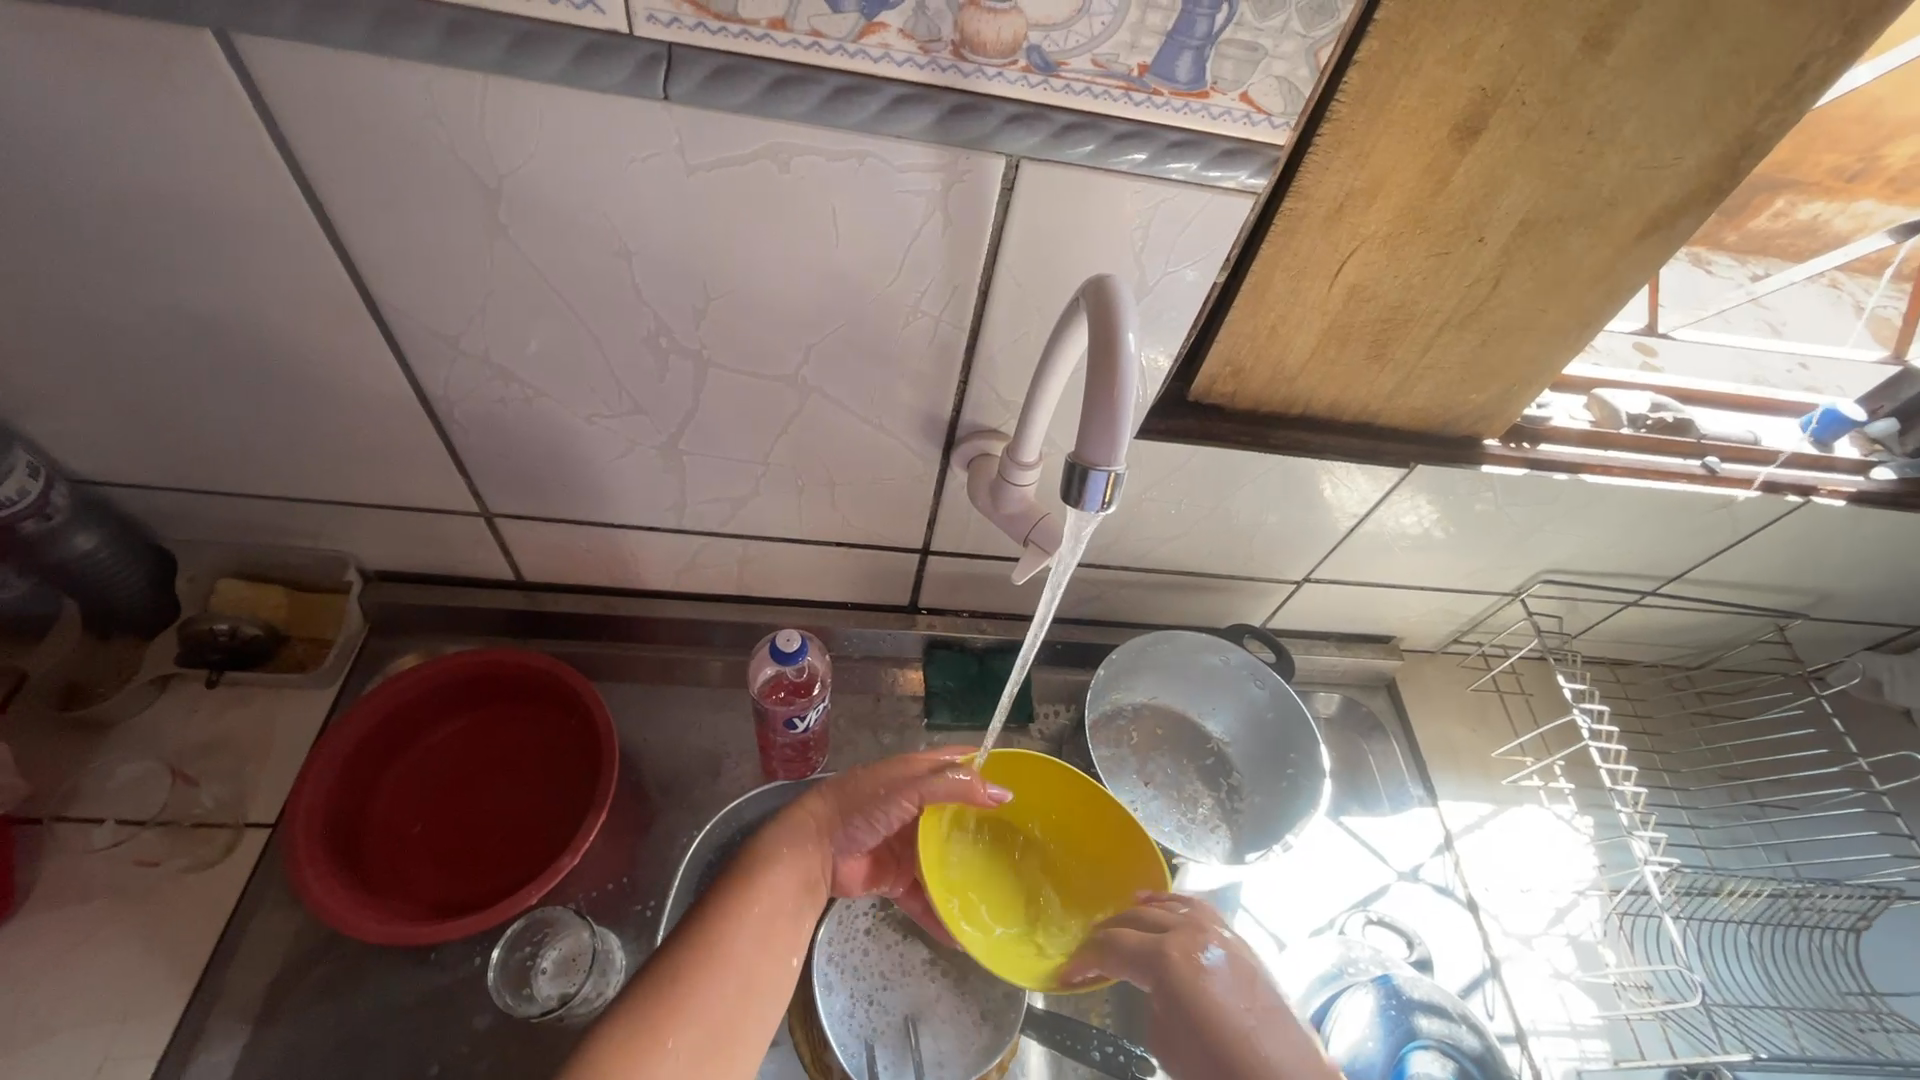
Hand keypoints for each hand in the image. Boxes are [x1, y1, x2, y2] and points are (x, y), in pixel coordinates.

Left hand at [785, 747, 1010, 941]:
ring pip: (946, 859)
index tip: (1026, 788)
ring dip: (968, 875)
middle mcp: (917, 807)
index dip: (991, 771)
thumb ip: (953, 787)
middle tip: (1027, 845)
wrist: (811, 850)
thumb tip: (1002, 793)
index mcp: (918, 775)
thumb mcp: (907, 787)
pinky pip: (926, 896)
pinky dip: (941, 914)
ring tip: (1005, 893)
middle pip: (960, 815)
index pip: (961, 765)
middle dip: (987, 829)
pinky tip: (964, 935)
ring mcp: (908, 844)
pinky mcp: (896, 878)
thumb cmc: (859, 807)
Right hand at [1061, 893, 1335, 1079]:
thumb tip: (1148, 986)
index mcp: (1167, 959)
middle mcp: (1191, 933)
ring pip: (1167, 906)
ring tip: (1119, 920)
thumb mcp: (1166, 1042)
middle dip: (1106, 937)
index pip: (1112, 948)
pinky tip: (1162, 908)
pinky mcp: (1240, 941)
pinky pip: (1198, 909)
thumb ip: (1149, 999)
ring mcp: (1220, 932)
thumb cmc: (1219, 1070)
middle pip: (1135, 921)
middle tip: (1088, 955)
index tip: (1067, 974)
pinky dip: (1173, 905)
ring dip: (1138, 913)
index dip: (1084, 961)